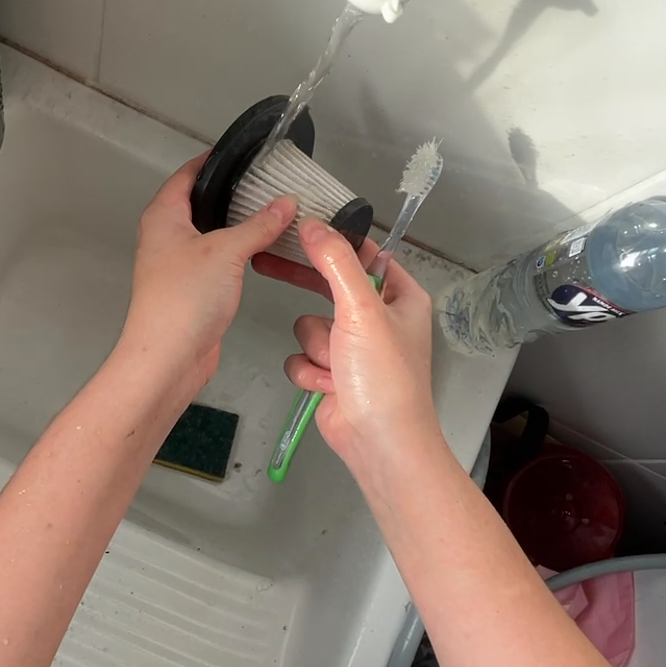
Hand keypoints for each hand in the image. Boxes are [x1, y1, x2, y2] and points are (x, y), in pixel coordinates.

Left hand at [118, 154, 297, 391]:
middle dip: (232, 194)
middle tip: (267, 184)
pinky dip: (237, 253)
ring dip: (238, 226)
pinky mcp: (191, 290)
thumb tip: (285, 204)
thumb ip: (258, 224)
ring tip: (273, 214)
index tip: (243, 153)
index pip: (187, 174)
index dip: (214, 160)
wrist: (168, 358)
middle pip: (200, 203)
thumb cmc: (181, 301)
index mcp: (163, 216)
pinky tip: (261, 251)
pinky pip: (216, 261)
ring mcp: (177, 265)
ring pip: (210, 234)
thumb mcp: (225, 251)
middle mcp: (165, 237)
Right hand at [279, 220, 445, 485]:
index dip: (333, 241)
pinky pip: (302, 356)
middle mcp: (376, 319)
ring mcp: (351, 347)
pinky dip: (309, 371)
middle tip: (266, 262)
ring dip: (315, 347)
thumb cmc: (384, 376)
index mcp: (399, 297)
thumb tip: (312, 225)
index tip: (300, 226)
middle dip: (304, 287)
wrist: (377, 441)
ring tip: (335, 366)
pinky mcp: (330, 372)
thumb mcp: (362, 309)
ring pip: (308, 326)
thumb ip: (335, 263)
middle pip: (328, 286)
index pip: (364, 255)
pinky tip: (327, 386)